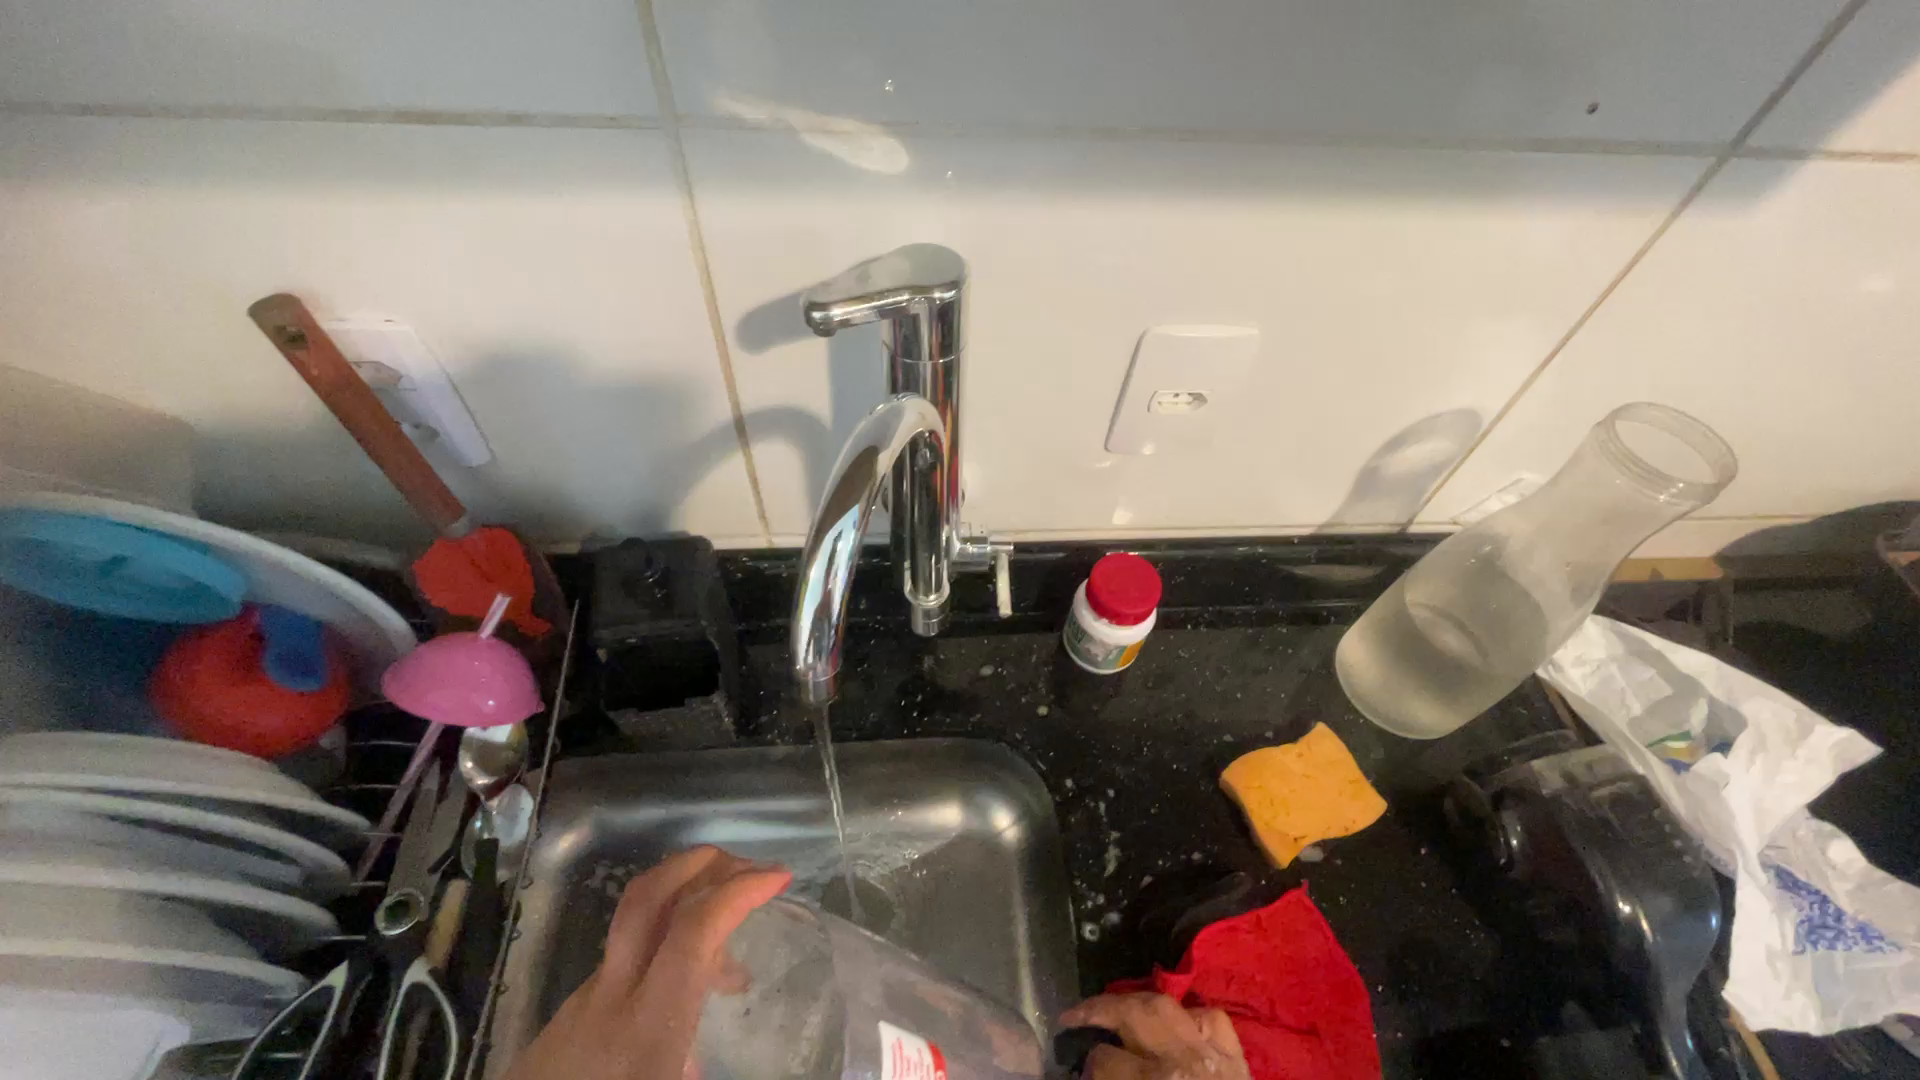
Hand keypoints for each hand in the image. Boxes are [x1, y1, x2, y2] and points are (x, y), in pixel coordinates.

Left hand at [502, 847, 790, 1079]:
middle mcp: (610, 998)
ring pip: (637, 928)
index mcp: (645, 1026)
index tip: (779, 877)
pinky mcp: (567, 1018)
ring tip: (734, 946)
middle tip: (750, 867)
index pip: (693, 930)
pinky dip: (665, 954)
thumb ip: (701, 1064)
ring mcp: (583, 1002)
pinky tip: (685, 995)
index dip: (739, 892)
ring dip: (687, 909)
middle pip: (649, 897)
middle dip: (702, 864)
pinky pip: (626, 964)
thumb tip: (720, 1053)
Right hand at [1060, 993, 1250, 1079]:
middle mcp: (1179, 1063)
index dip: (1085, 1063)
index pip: (1104, 1061)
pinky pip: (1211, 1019)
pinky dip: (1191, 1016)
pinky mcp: (1236, 1058)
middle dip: (1096, 1010)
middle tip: (1073, 1017)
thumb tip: (1090, 1074)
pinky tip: (1174, 1022)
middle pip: (1132, 1015)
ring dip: (1133, 1002)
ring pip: (1165, 1006)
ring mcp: (1209, 1054)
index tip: (1078, 1068)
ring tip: (1112, 1007)